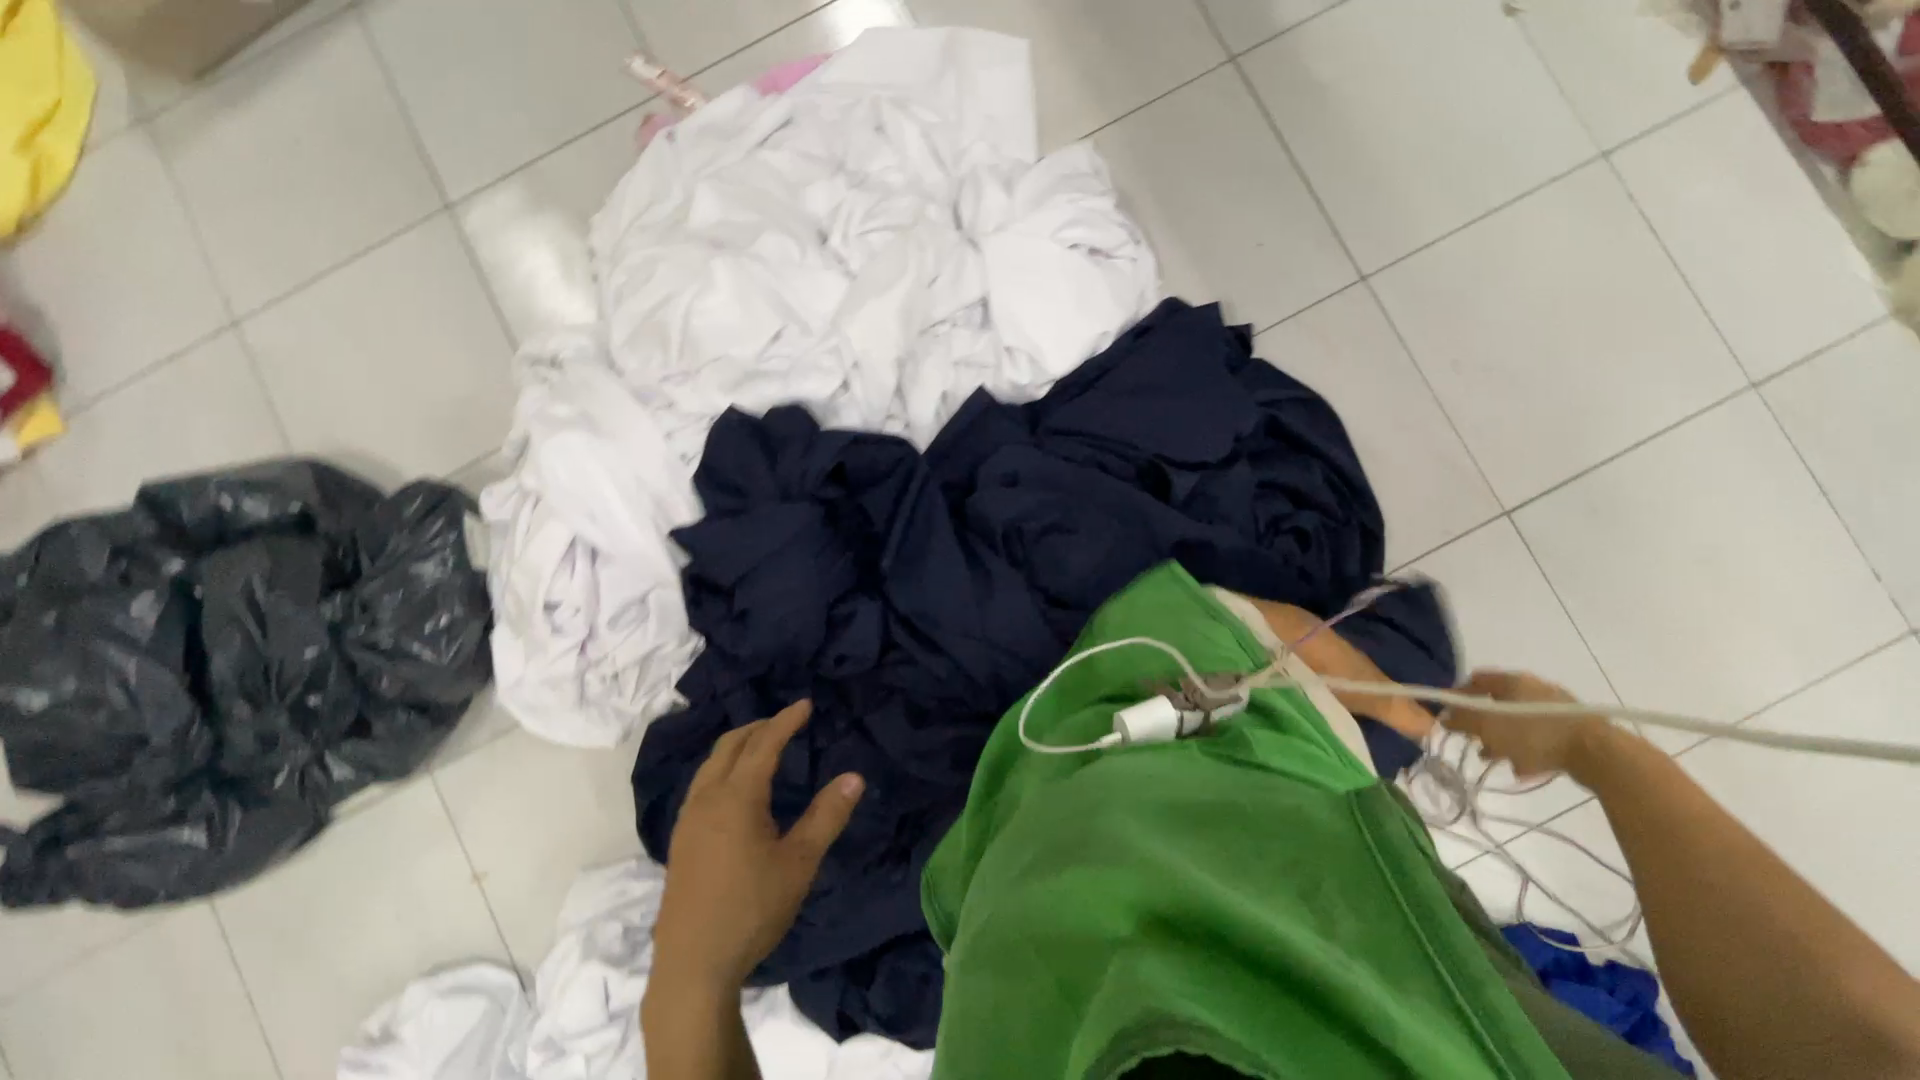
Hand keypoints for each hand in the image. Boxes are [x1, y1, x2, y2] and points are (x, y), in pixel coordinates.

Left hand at [652, 701, 864, 990]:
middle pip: (730, 747)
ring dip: (736, 748)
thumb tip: (854, 777)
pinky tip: (735, 791)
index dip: (785, 721)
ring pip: (710, 766)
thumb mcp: (799, 863)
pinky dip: (722, 770)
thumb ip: (826, 816)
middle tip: (785, 721)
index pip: (763, 745)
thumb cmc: (752, 910)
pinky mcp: (680, 842)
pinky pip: (701, 786)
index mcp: (736, 797)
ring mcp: (687, 820)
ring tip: (761, 747)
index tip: (805, 705)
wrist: (693, 963)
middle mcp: (706, 799)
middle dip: (758, 727)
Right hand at [1439, 670, 1612, 777]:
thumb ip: (1461, 721)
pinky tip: (1523, 768)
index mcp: (1513, 681)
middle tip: (1472, 741)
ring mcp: (1556, 709)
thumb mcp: (1487, 727)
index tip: (1449, 716)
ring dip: (1503, 739)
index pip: (1475, 680)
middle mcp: (1534, 688)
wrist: (1597, 753)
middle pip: (1497, 703)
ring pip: (1518, 722)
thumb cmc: (1533, 733)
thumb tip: (1444, 717)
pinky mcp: (1573, 729)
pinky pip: (1540, 737)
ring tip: (1494, 759)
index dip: (1458, 696)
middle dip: (1482, 724)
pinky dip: (1527, 749)